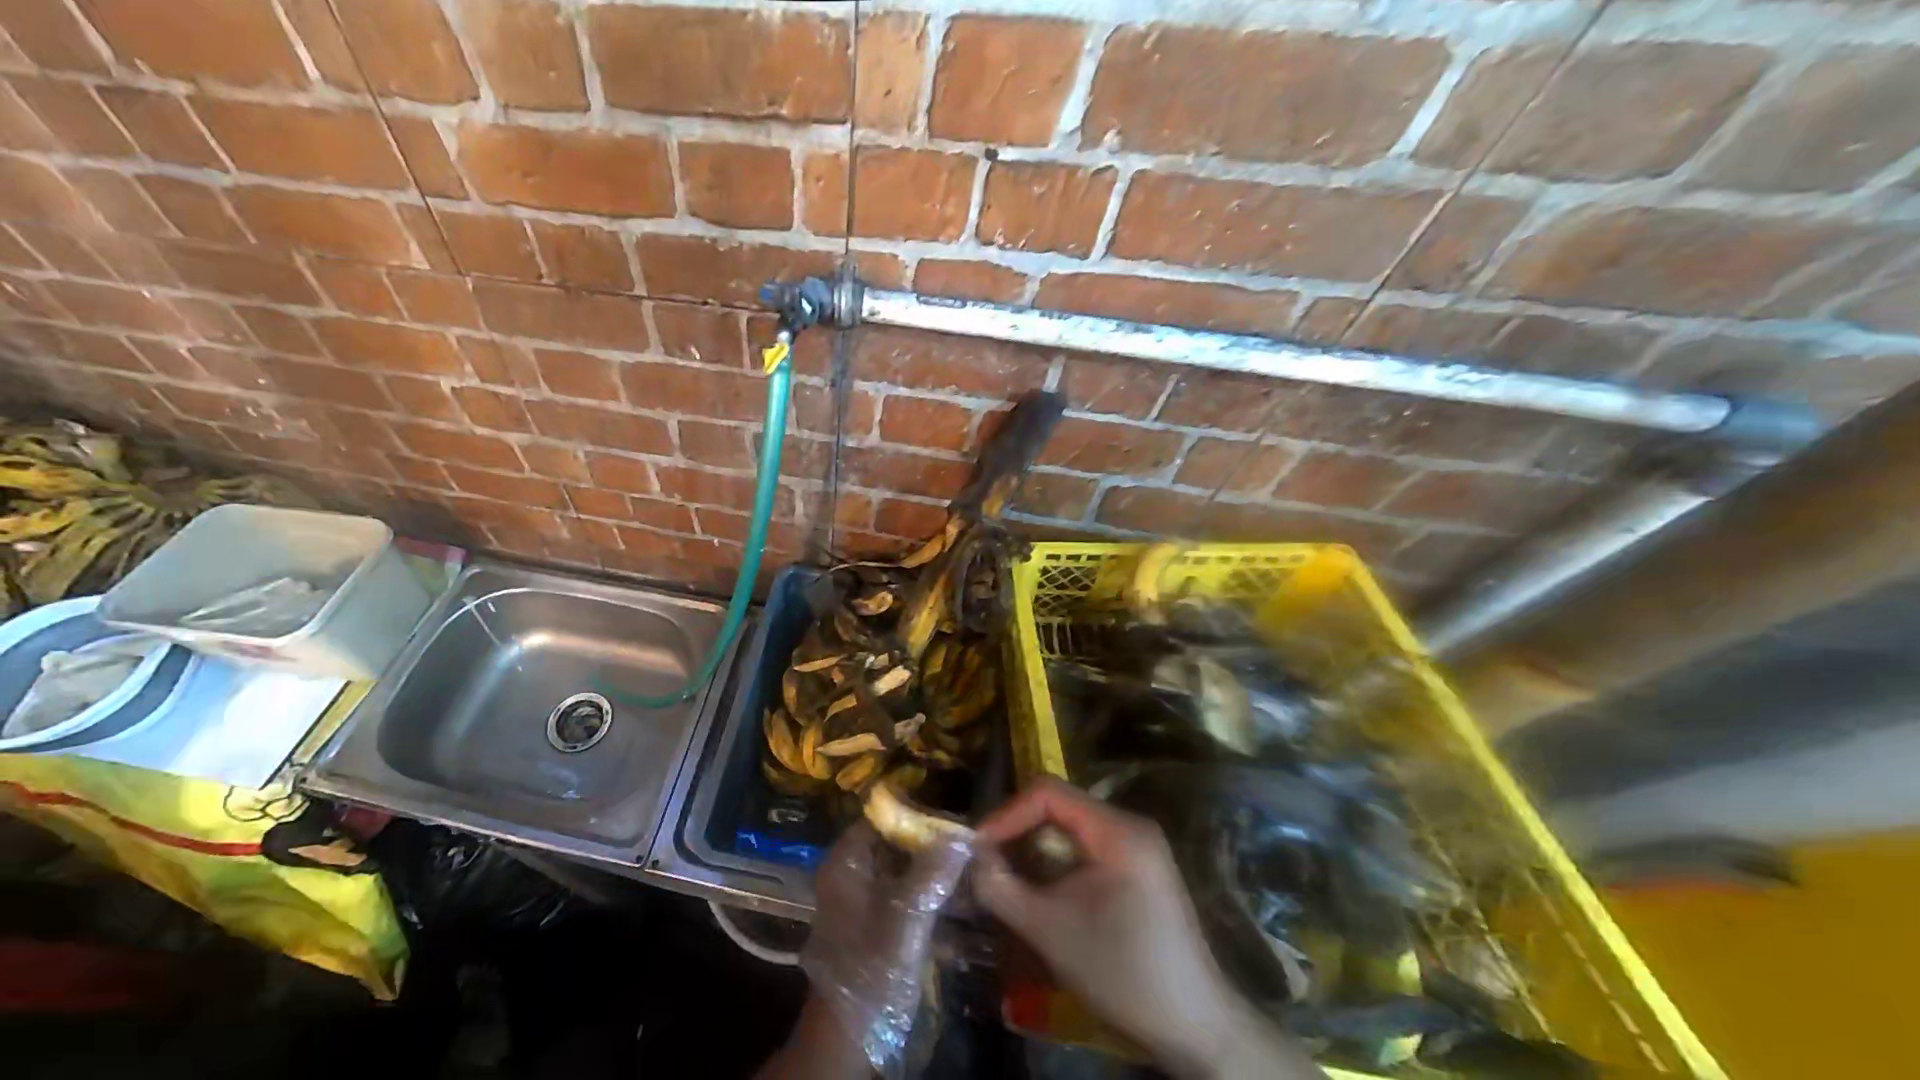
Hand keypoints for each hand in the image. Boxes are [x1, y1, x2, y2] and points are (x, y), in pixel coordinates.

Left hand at [788, 821, 970, 1075]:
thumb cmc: (870, 971)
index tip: (956, 820)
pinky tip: (962, 904)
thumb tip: (962, 832)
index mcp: (847, 863)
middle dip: (934, 845)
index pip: (883, 818)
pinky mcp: (876, 925)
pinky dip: (930, 897)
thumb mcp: (906, 918)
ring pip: (905, 871)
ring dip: (937, 872)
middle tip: (973, 846)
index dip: (919, 815)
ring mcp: (863, 900)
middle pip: (896, 843)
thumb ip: (932, 873)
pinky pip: (906, 896)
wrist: (847, 1040)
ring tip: (974, 872)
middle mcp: (852, 874)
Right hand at [974, 779, 1320, 1079]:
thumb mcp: (1050, 930)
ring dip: (1035, 851)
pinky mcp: (1140, 870)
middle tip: (987, 865)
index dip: (1006, 814)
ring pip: (1071, 829)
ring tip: (1008, 881)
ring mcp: (1139, 848)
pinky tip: (1043, 895)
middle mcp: (1131, 826)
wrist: (1194, 1025)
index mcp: (1117, 829)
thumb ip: (1002, 888)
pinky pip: (1088, 849)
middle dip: (1018, 833)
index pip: (1048, 792)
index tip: (977, 848)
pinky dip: (1058, 864)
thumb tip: (971, 858)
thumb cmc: (1121, 971)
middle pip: (1060, 807)